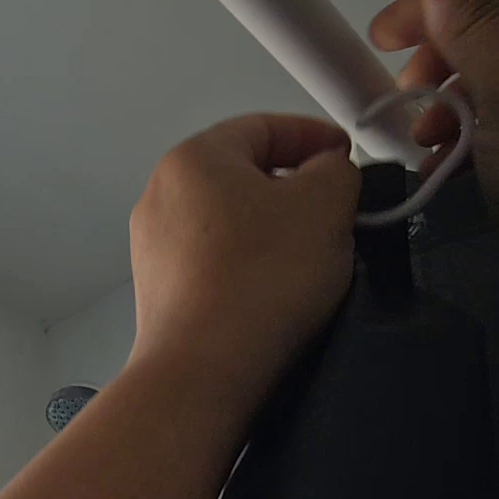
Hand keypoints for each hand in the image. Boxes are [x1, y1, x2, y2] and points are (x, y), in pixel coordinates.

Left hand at [127, 114, 359, 408]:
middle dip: (291, 190)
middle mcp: (159, 198)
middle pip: (239, 178)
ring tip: (306, 260)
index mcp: (192, 158)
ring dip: (268, 233)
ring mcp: (150, 250)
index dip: (314, 136)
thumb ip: (335, 170)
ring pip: (225, 225)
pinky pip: (210, 266)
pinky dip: (242, 269)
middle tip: (334, 215)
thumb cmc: (264, 277)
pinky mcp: (155, 296)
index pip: (263, 127)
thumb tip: (321, 173)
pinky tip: (268, 294)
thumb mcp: (326, 204)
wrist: (201, 371)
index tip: (348, 158)